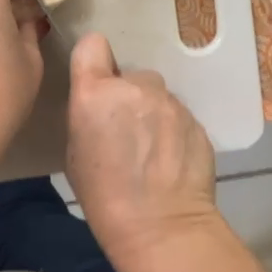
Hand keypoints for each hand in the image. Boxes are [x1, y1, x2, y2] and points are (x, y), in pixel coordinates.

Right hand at [65, 33, 221, 258]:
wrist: (159, 225)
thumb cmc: (102, 194)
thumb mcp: (75, 151)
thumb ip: (87, 114)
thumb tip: (102, 107)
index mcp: (94, 93)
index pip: (93, 45)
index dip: (94, 60)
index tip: (95, 79)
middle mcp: (134, 88)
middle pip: (128, 76)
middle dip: (125, 96)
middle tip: (124, 131)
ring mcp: (170, 103)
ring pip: (155, 96)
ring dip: (150, 112)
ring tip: (150, 149)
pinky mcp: (196, 121)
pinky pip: (177, 116)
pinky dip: (171, 131)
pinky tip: (169, 160)